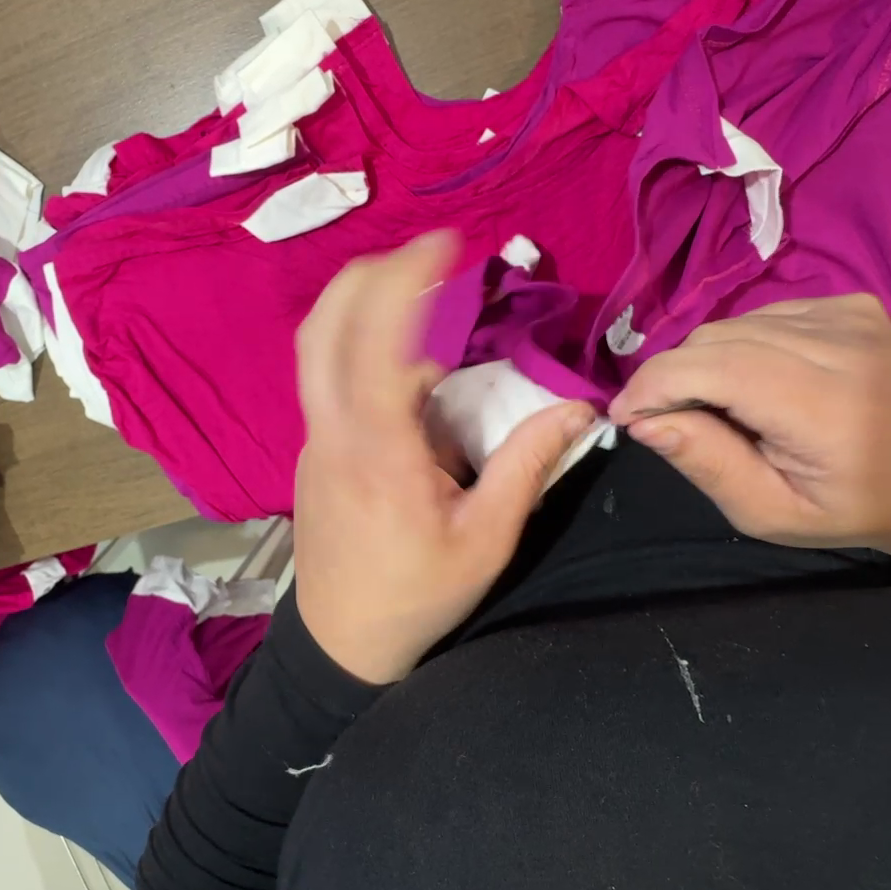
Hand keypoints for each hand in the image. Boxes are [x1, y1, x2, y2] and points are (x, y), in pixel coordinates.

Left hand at [293, 232, 597, 683]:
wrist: (342, 644)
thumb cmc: (417, 597)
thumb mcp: (486, 540)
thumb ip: (526, 466)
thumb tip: (577, 408)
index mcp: (377, 451)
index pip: (376, 341)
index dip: (405, 279)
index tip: (444, 245)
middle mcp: (332, 434)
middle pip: (323, 329)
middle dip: (367, 276)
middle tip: (423, 257)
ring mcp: (314, 444)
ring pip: (322, 356)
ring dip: (366, 318)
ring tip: (426, 315)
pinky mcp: (313, 458)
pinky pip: (331, 389)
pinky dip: (364, 361)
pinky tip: (411, 386)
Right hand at [606, 294, 890, 558]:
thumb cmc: (845, 507)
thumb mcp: (766, 513)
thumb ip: (706, 464)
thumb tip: (643, 421)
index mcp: (827, 407)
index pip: (715, 369)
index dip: (655, 384)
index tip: (623, 415)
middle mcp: (842, 345)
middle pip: (715, 341)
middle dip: (669, 378)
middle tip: (662, 419)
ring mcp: (848, 315)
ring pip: (730, 325)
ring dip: (700, 364)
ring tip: (711, 405)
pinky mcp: (848, 303)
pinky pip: (758, 316)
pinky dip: (734, 348)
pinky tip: (750, 381)